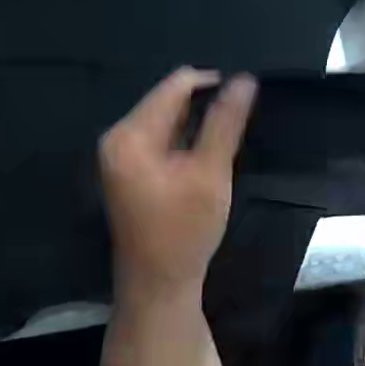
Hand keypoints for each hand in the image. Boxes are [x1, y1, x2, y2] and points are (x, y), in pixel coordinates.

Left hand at [99, 68, 256, 304]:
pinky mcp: (131, 168)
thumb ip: (226, 122)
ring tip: (226, 140)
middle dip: (205, 105)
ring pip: (169, 118)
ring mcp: (122, 154)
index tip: (245, 98)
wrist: (159, 287)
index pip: (175, 85)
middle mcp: (119, 137)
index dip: (213, 83)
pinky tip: (207, 156)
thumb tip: (245, 78)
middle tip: (237, 125)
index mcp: (130, 134)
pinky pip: (164, 136)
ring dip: (199, 122)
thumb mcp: (211, 172)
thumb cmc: (184, 231)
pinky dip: (187, 139)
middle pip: (170, 99)